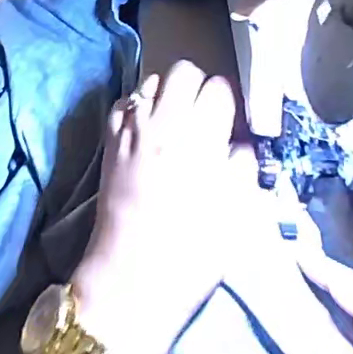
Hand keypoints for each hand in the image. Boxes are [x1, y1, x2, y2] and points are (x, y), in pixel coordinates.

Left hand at [72, 61, 248, 353]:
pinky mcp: (109, 143)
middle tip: (203, 115)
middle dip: (198, 86)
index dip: (228, 103)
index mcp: (203, 136)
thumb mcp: (239, 208)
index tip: (230, 122)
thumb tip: (239, 142)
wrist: (130, 282)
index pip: (219, 87)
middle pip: (184, 71)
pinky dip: (136, 109)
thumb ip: (244, 163)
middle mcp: (166, 122)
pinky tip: (145, 132)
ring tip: (173, 123)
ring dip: (167, 95)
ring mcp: (132, 129)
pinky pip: (123, 104)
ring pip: (152, 81)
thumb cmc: (194, 252)